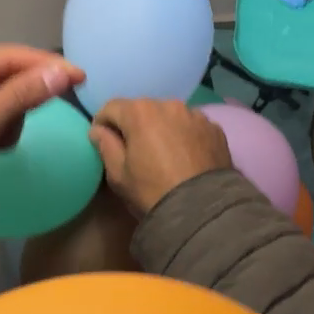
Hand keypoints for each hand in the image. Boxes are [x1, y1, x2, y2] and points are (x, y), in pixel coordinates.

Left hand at [0, 46, 83, 195]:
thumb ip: (23, 94)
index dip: (46, 64)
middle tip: (56, 105)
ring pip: (8, 96)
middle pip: (9, 74)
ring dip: (13, 117)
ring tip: (2, 139)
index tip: (79, 76)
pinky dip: (4, 128)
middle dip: (26, 96)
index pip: (9, 56)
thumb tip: (63, 72)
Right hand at [88, 99, 233, 217]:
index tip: (102, 141)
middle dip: (135, 125)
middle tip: (135, 150)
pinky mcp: (215, 129)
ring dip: (162, 128)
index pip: (111, 107)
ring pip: (170, 116)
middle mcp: (169, 104)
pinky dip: (185, 136)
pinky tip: (186, 158)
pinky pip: (192, 127)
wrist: (201, 209)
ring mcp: (195, 115)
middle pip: (143, 110)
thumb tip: (98, 130)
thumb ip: (105, 145)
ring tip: (164, 154)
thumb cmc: (152, 191)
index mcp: (140, 112)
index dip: (103, 123)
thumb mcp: (119, 174)